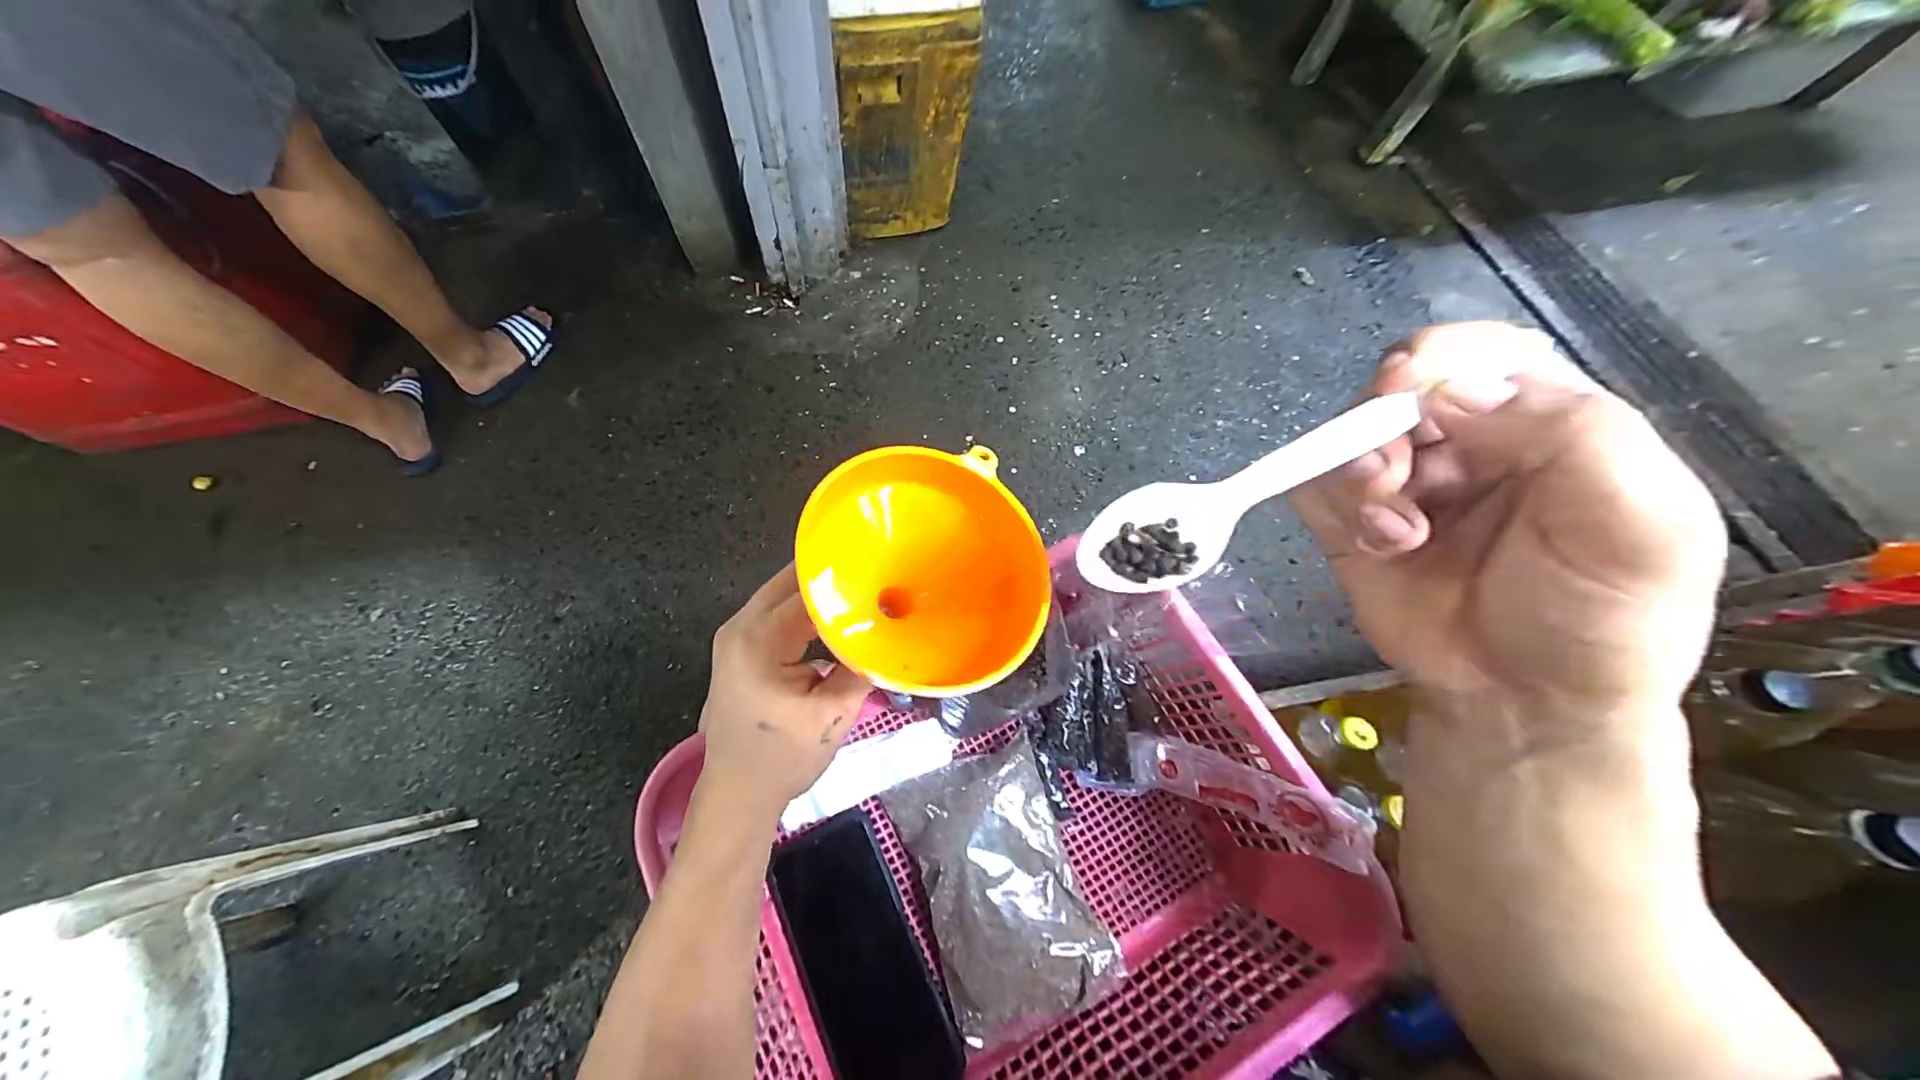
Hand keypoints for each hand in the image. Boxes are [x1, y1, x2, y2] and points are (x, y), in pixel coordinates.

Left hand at [696, 563, 872, 817]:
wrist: (737, 794)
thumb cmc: (782, 758)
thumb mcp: (833, 713)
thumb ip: (861, 666)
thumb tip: (889, 633)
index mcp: (758, 638)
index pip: (809, 592)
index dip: (848, 583)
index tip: (884, 575)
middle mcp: (739, 626)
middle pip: (790, 582)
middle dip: (833, 577)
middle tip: (876, 576)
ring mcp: (735, 635)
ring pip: (783, 595)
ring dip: (819, 593)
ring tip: (863, 593)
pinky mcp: (740, 648)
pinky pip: (777, 613)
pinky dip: (806, 611)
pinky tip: (836, 617)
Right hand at [1291, 322, 1726, 734]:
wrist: (1521, 703)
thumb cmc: (1596, 620)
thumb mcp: (1635, 527)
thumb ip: (1572, 438)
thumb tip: (1450, 392)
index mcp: (1545, 420)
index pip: (1480, 352)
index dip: (1437, 360)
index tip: (1407, 398)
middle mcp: (1466, 441)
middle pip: (1395, 389)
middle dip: (1382, 428)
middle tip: (1391, 479)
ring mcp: (1403, 482)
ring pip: (1344, 437)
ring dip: (1356, 476)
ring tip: (1393, 531)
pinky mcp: (1351, 522)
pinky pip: (1313, 485)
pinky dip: (1333, 509)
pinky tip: (1377, 547)